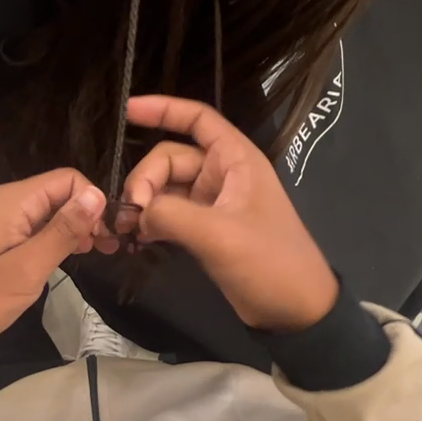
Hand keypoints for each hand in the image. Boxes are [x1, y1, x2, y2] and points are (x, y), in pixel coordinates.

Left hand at [0, 168, 108, 349]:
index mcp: (13, 201)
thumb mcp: (25, 269)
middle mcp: (6, 202)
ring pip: (47, 211)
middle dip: (87, 215)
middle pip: (59, 192)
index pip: (68, 179)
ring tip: (94, 255)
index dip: (93, 202)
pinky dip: (53, 239)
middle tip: (107, 250)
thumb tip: (96, 195)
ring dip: (73, 228)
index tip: (107, 236)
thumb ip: (61, 232)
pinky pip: (33, 227)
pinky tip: (66, 258)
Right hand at [122, 95, 337, 331]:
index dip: (163, 109)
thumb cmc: (268, 263)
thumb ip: (171, 214)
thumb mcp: (219, 235)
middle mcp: (223, 175)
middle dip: (145, 179)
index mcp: (236, 160)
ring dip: (145, 202)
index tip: (127, 112)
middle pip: (171, 158)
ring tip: (128, 229)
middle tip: (130, 215)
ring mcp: (213, 203)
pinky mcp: (206, 231)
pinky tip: (137, 237)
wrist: (294, 311)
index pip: (198, 119)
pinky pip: (170, 214)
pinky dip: (152, 221)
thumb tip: (134, 211)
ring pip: (166, 188)